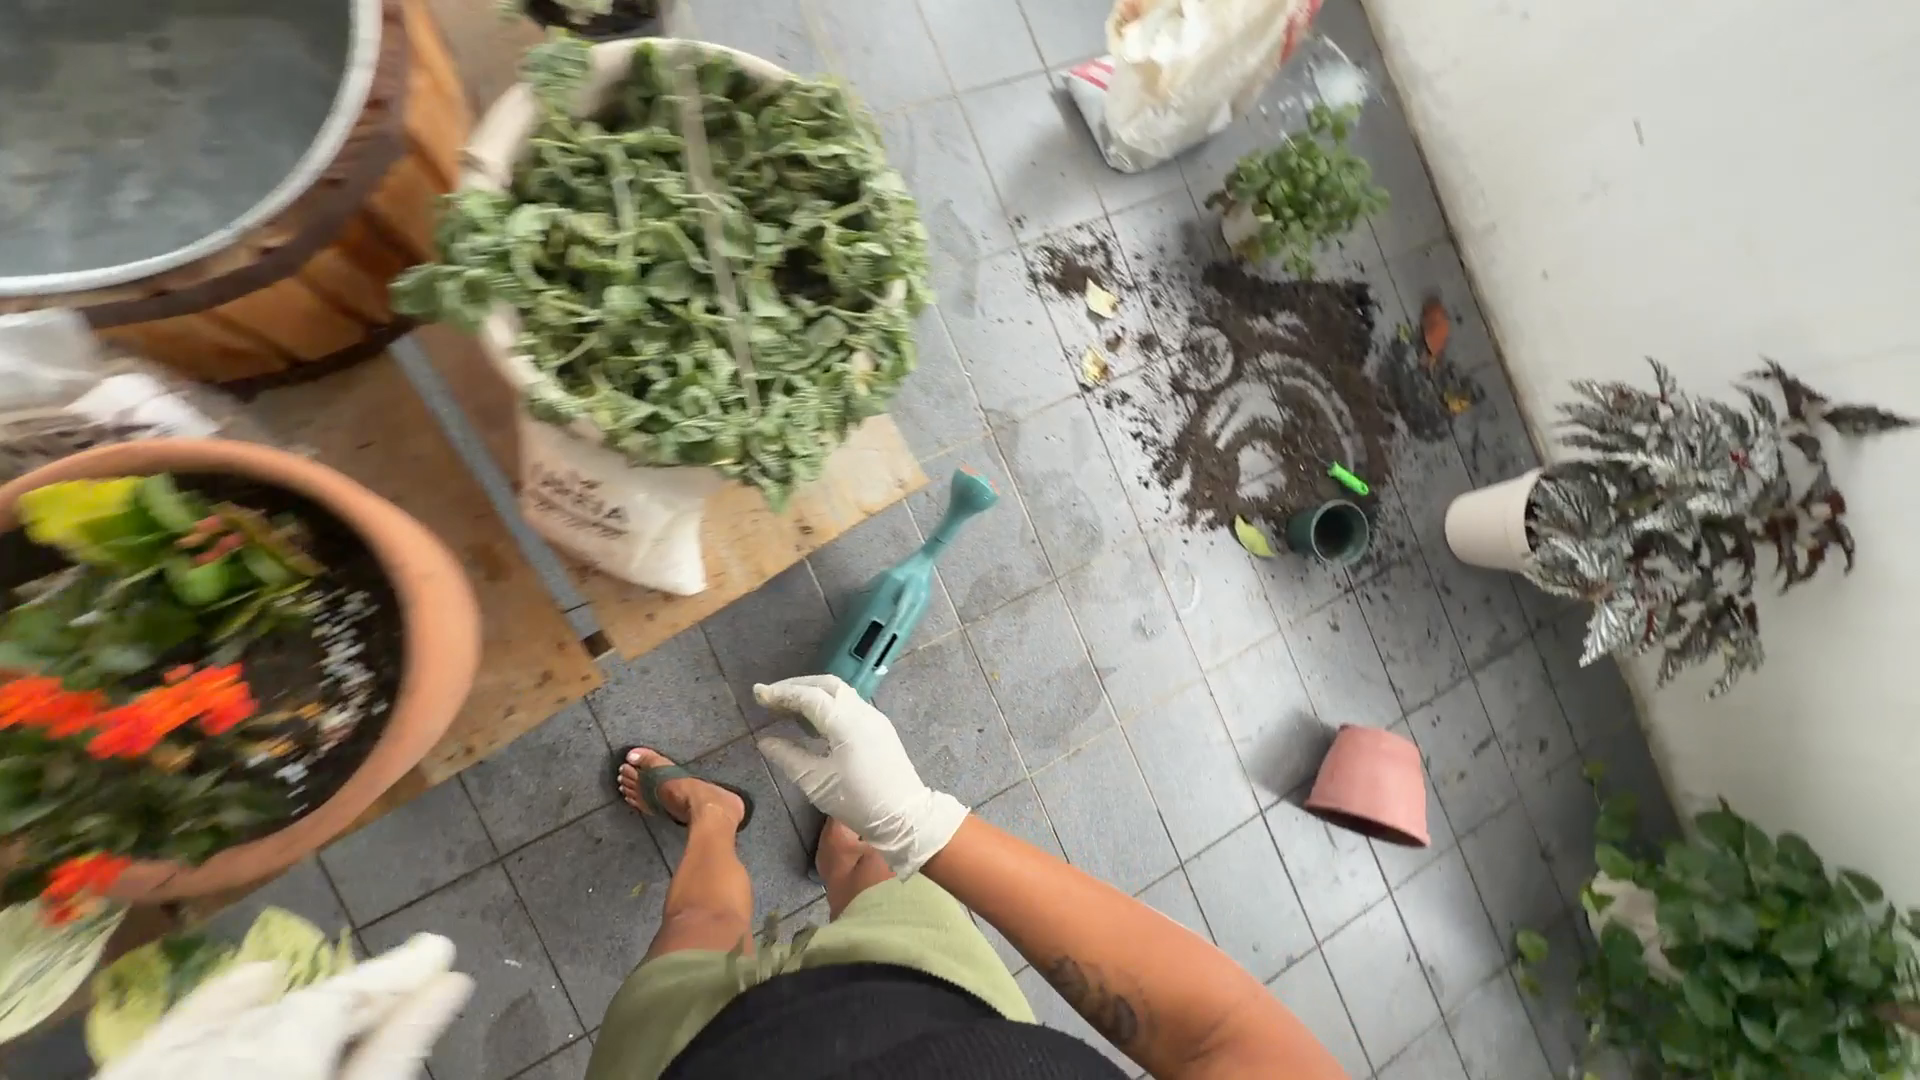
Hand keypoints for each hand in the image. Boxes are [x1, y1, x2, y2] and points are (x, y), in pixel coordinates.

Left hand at [99, 933, 471, 1079]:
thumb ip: (394, 1055)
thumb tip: (450, 984)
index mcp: (273, 1067)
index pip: (333, 1005)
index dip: (389, 977)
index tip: (436, 954)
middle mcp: (210, 1070)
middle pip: (288, 1017)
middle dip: (350, 997)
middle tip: (410, 976)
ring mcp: (160, 1079)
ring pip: (236, 1032)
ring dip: (299, 1008)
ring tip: (355, 997)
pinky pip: (164, 1050)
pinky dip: (212, 1014)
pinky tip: (260, 979)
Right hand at [755, 674, 967, 876]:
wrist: (904, 816)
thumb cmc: (858, 801)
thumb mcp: (816, 783)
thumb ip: (788, 757)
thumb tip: (765, 741)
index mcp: (846, 722)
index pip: (810, 696)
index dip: (782, 693)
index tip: (759, 694)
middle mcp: (862, 711)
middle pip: (827, 685)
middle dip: (797, 685)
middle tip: (772, 695)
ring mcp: (874, 717)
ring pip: (841, 693)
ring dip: (814, 692)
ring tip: (788, 705)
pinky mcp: (879, 727)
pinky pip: (850, 704)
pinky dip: (828, 703)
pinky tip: (813, 719)